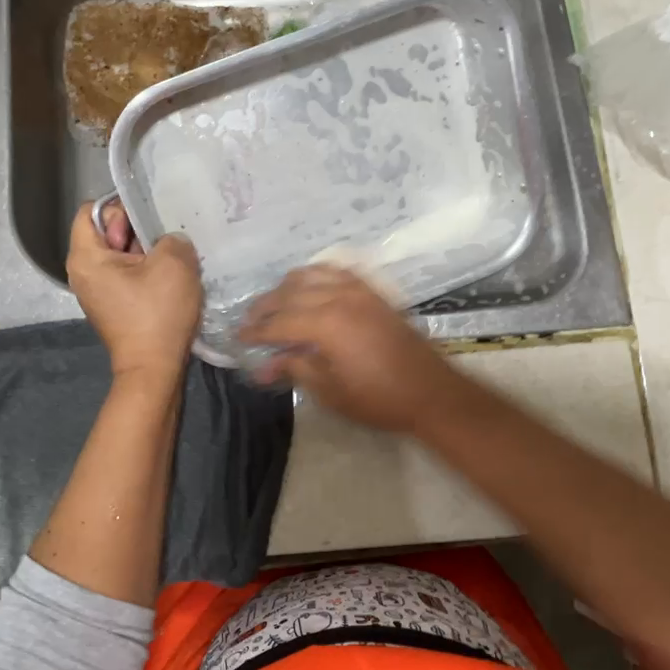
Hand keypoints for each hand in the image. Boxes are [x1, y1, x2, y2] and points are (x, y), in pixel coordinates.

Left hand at [66, 200, 202, 380]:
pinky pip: (127, 275)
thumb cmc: (158, 313)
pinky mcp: (114, 305)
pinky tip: (170, 278)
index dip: (120, 207)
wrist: (155, 369)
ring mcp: (97, 291)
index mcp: (85, 257)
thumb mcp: (173, 262)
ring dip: (147, 252)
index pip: (91, 210)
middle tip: (165, 239)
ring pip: (121, 254)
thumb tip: (168, 241)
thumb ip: (171, 237)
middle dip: (136, 230)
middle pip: (106, 231)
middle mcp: (83, 272)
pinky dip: (147, 272)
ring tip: (172, 258)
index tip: (147, 219)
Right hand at [239, 266, 478, 432]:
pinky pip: (337, 271)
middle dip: (265, 307)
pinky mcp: (373, 291)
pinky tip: (309, 286)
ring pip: (310, 275)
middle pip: (289, 293)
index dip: (255, 331)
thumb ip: (294, 368)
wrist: (431, 392)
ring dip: (287, 287)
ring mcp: (358, 290)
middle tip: (249, 321)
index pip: (278, 322)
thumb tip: (263, 366)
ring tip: (275, 303)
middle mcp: (338, 297)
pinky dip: (317, 275)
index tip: (238, 339)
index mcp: (325, 324)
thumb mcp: (330, 390)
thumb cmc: (378, 398)